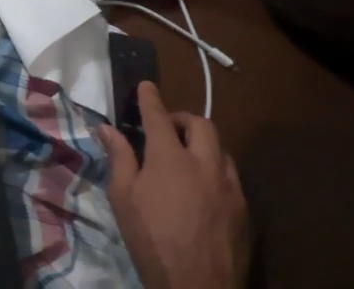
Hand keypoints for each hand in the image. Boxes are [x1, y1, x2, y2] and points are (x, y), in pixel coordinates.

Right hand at [99, 83, 250, 288]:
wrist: (197, 286)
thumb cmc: (150, 237)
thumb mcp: (123, 197)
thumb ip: (120, 158)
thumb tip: (107, 129)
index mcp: (170, 159)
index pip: (159, 117)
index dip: (150, 98)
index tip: (146, 85)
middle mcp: (205, 166)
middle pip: (203, 126)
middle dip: (184, 119)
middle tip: (167, 127)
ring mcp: (231, 189)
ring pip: (223, 151)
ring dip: (204, 144)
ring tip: (187, 157)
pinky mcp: (246, 212)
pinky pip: (232, 178)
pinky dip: (216, 171)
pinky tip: (203, 188)